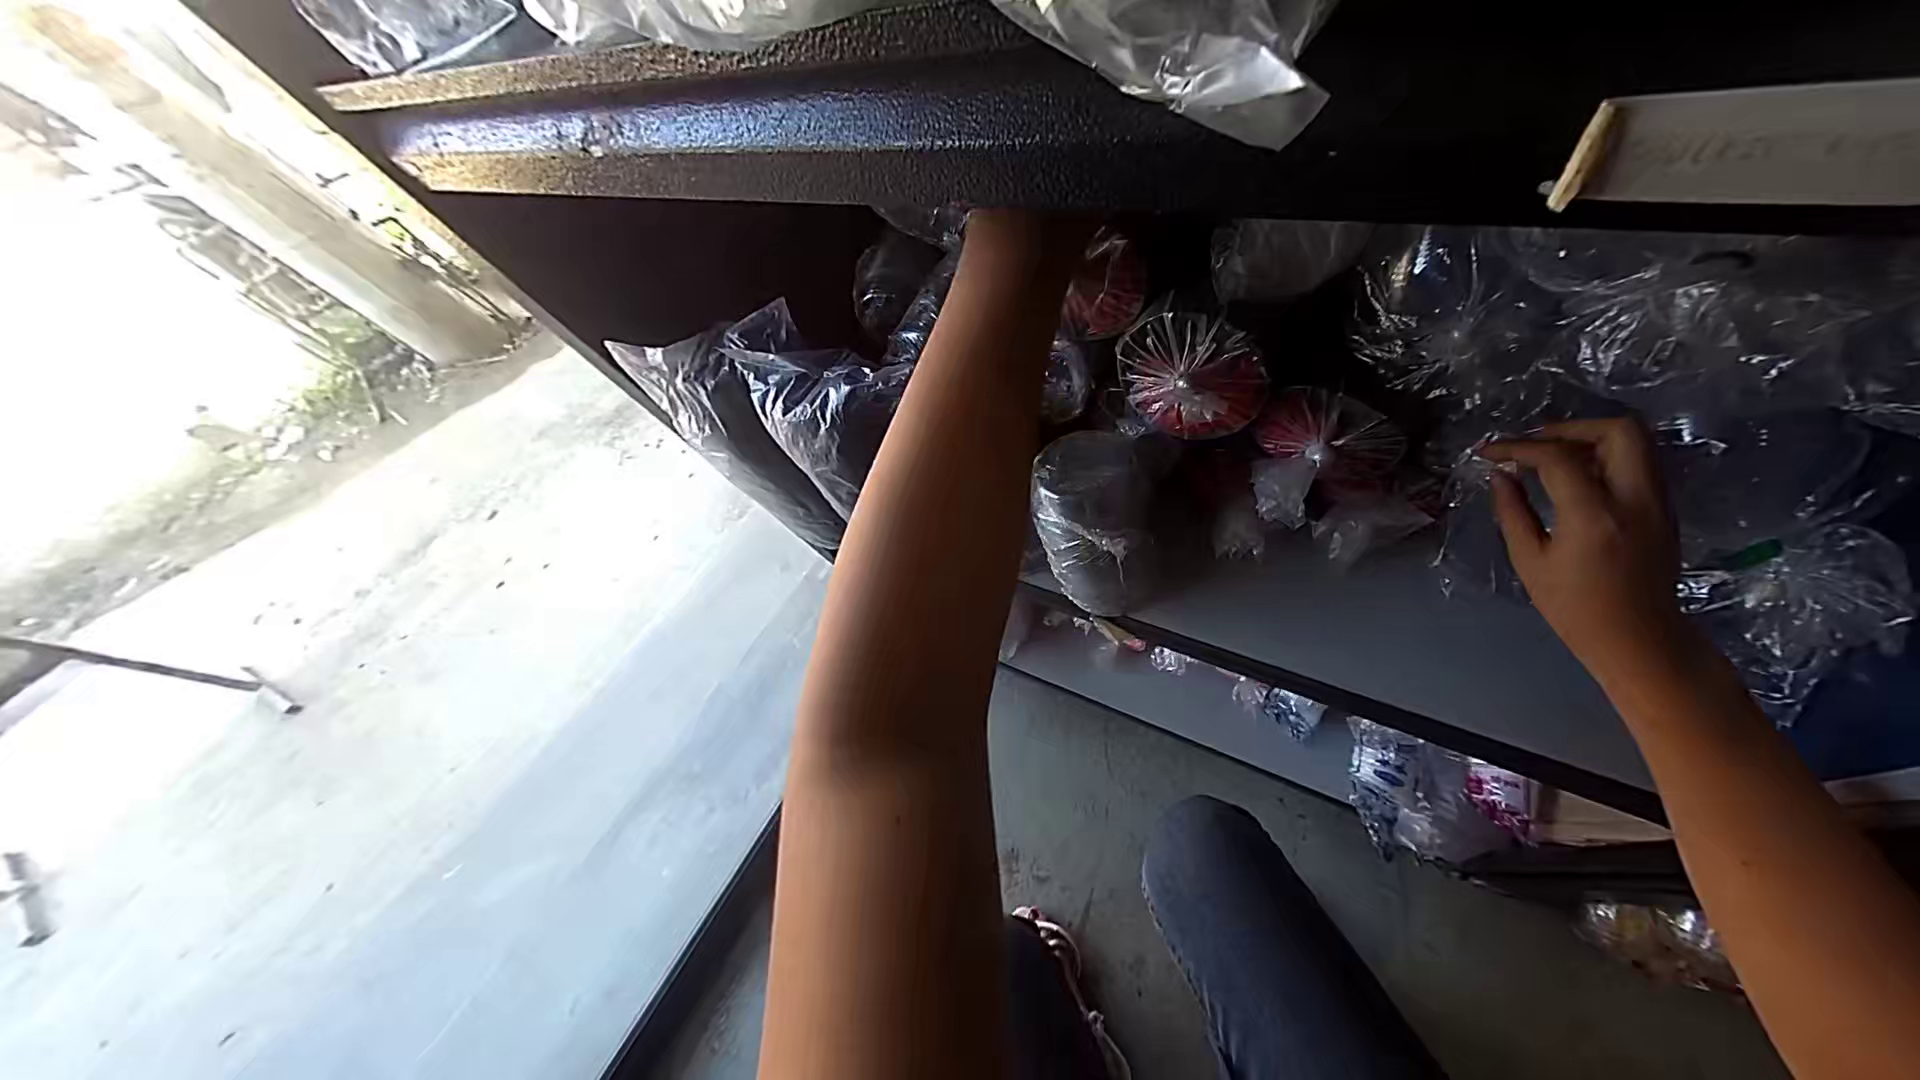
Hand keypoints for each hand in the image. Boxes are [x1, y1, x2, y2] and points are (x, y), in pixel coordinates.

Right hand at [1482, 418, 1688, 682]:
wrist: (1638, 636)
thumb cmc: (1572, 606)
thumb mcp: (1528, 559)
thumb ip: (1513, 512)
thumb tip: (1500, 476)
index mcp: (1594, 516)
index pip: (1557, 458)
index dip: (1517, 447)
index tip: (1488, 454)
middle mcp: (1635, 499)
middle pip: (1618, 431)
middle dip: (1569, 428)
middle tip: (1532, 444)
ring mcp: (1658, 501)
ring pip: (1635, 442)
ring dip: (1588, 439)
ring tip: (1549, 457)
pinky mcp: (1663, 507)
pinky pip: (1638, 463)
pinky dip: (1603, 457)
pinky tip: (1572, 476)